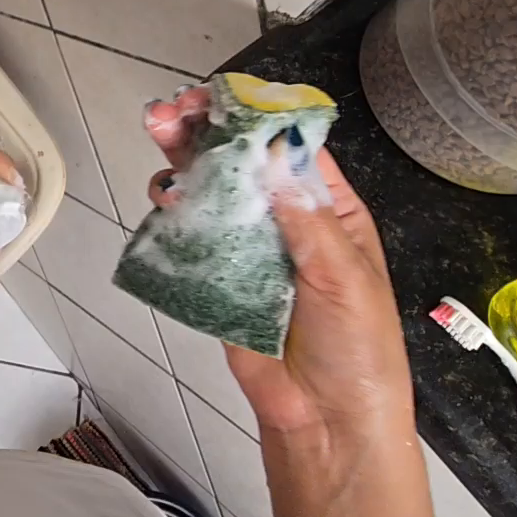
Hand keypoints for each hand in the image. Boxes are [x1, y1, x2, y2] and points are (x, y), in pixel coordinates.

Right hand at [144, 94, 412, 442]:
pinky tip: (163, 194)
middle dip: (205, 129)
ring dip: (182, 158)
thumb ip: (308, 220)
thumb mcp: (347, 279)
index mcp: (325, 210)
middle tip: (170, 110)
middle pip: (238, 160)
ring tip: (159, 136)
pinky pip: (187, 229)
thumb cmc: (357, 349)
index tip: (222, 98)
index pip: (289, 149)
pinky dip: (170, 206)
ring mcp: (243, 243)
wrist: (322, 417)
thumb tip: (271, 155)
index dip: (255, 118)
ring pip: (207, 187)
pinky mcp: (212, 269)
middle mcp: (280, 217)